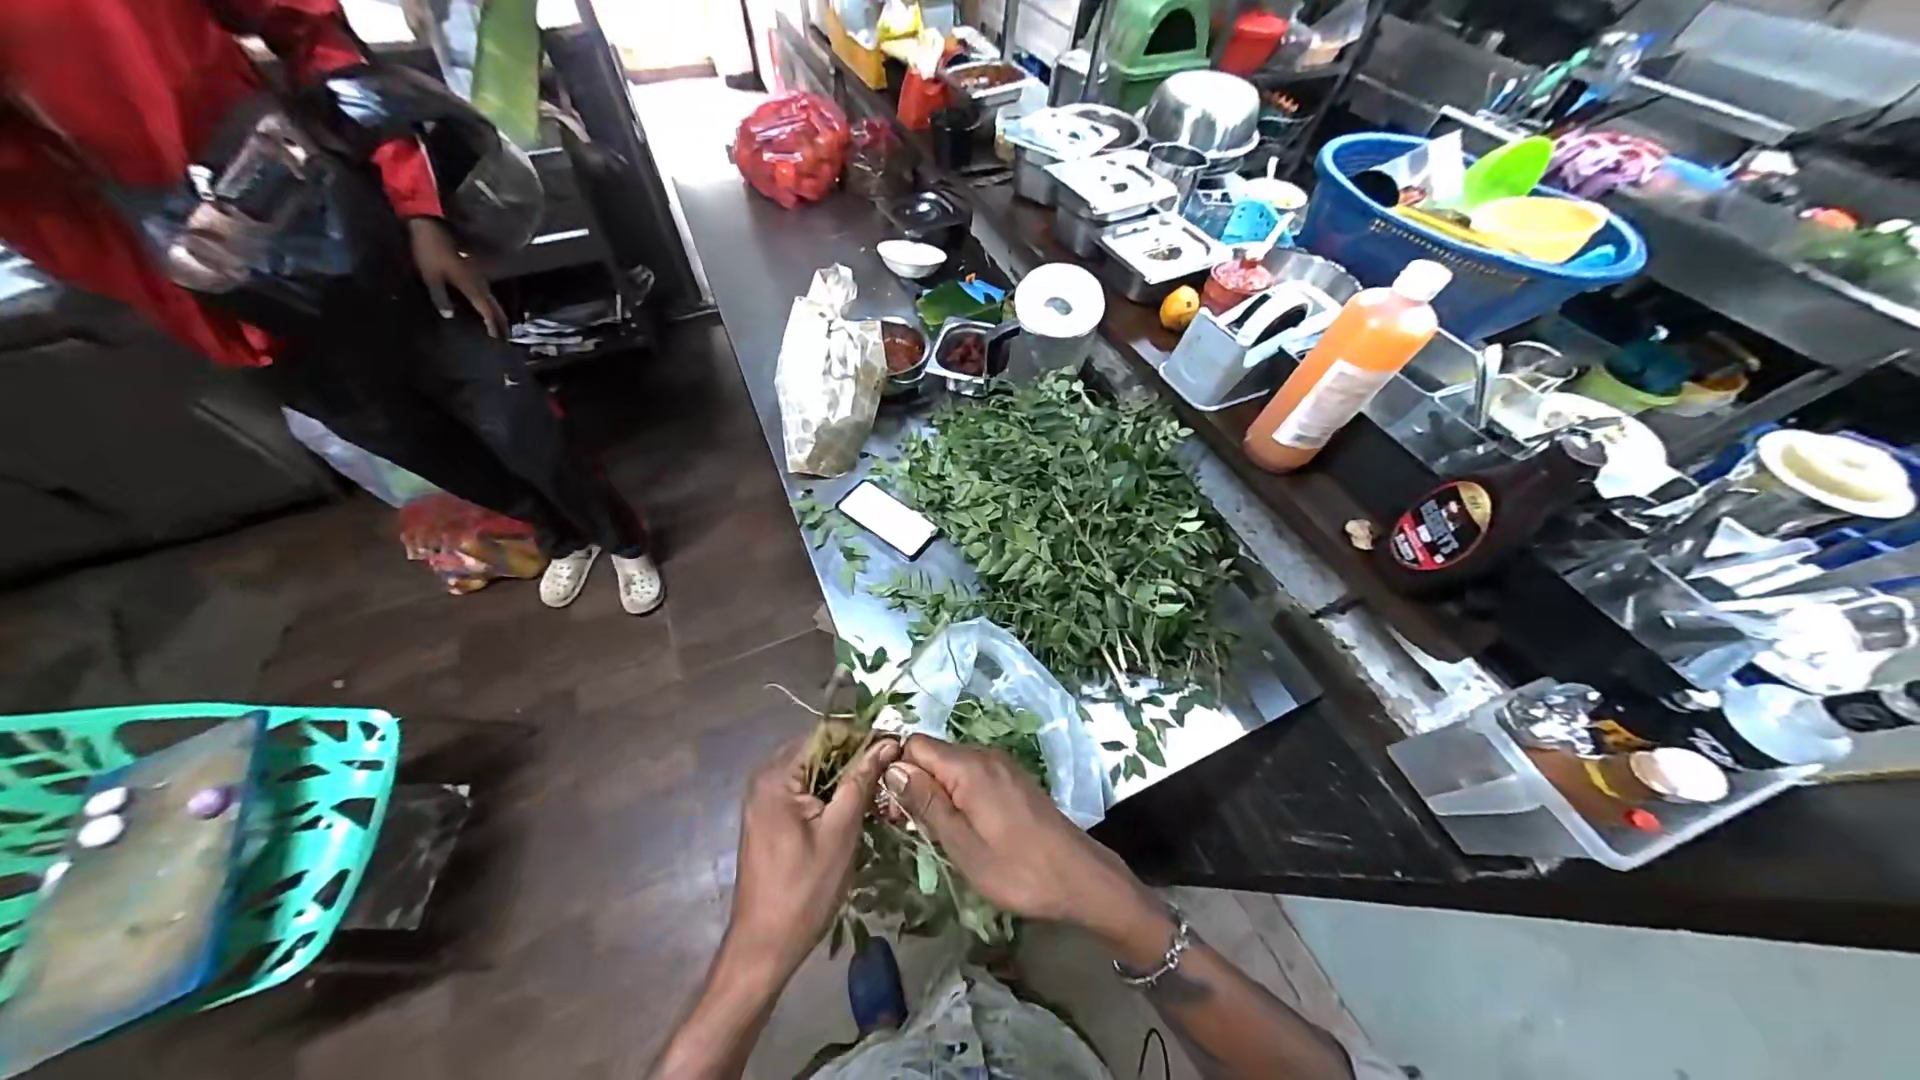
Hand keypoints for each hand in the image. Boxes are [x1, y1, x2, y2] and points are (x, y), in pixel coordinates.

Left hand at [407, 216, 506, 337]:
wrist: (431, 226)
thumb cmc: (430, 252)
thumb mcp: (430, 276)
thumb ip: (440, 297)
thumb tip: (449, 315)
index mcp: (472, 287)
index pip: (488, 312)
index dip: (493, 326)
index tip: (498, 340)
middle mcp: (481, 284)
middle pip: (495, 307)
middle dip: (501, 323)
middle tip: (505, 337)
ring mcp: (480, 276)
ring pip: (493, 300)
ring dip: (497, 313)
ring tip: (499, 324)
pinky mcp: (475, 270)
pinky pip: (486, 292)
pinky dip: (489, 303)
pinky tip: (486, 305)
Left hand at [728, 736, 900, 975]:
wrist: (764, 947)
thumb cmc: (804, 890)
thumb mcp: (841, 831)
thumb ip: (862, 780)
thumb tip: (887, 742)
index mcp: (777, 777)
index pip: (825, 734)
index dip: (861, 737)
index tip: (893, 748)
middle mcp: (764, 778)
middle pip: (818, 749)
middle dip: (854, 756)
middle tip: (888, 771)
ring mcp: (763, 798)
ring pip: (814, 769)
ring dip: (844, 775)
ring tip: (877, 789)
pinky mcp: (768, 816)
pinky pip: (804, 788)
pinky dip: (829, 792)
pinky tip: (853, 807)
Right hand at [884, 735, 1166, 946]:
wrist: (1079, 878)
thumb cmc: (1018, 870)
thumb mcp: (962, 845)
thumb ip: (927, 804)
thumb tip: (893, 768)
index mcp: (969, 767)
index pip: (915, 745)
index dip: (897, 772)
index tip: (892, 809)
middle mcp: (984, 755)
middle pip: (932, 754)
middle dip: (914, 784)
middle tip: (910, 828)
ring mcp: (1001, 765)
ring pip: (951, 766)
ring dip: (935, 792)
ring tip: (935, 833)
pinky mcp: (1012, 779)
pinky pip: (972, 775)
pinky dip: (957, 794)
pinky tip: (962, 826)